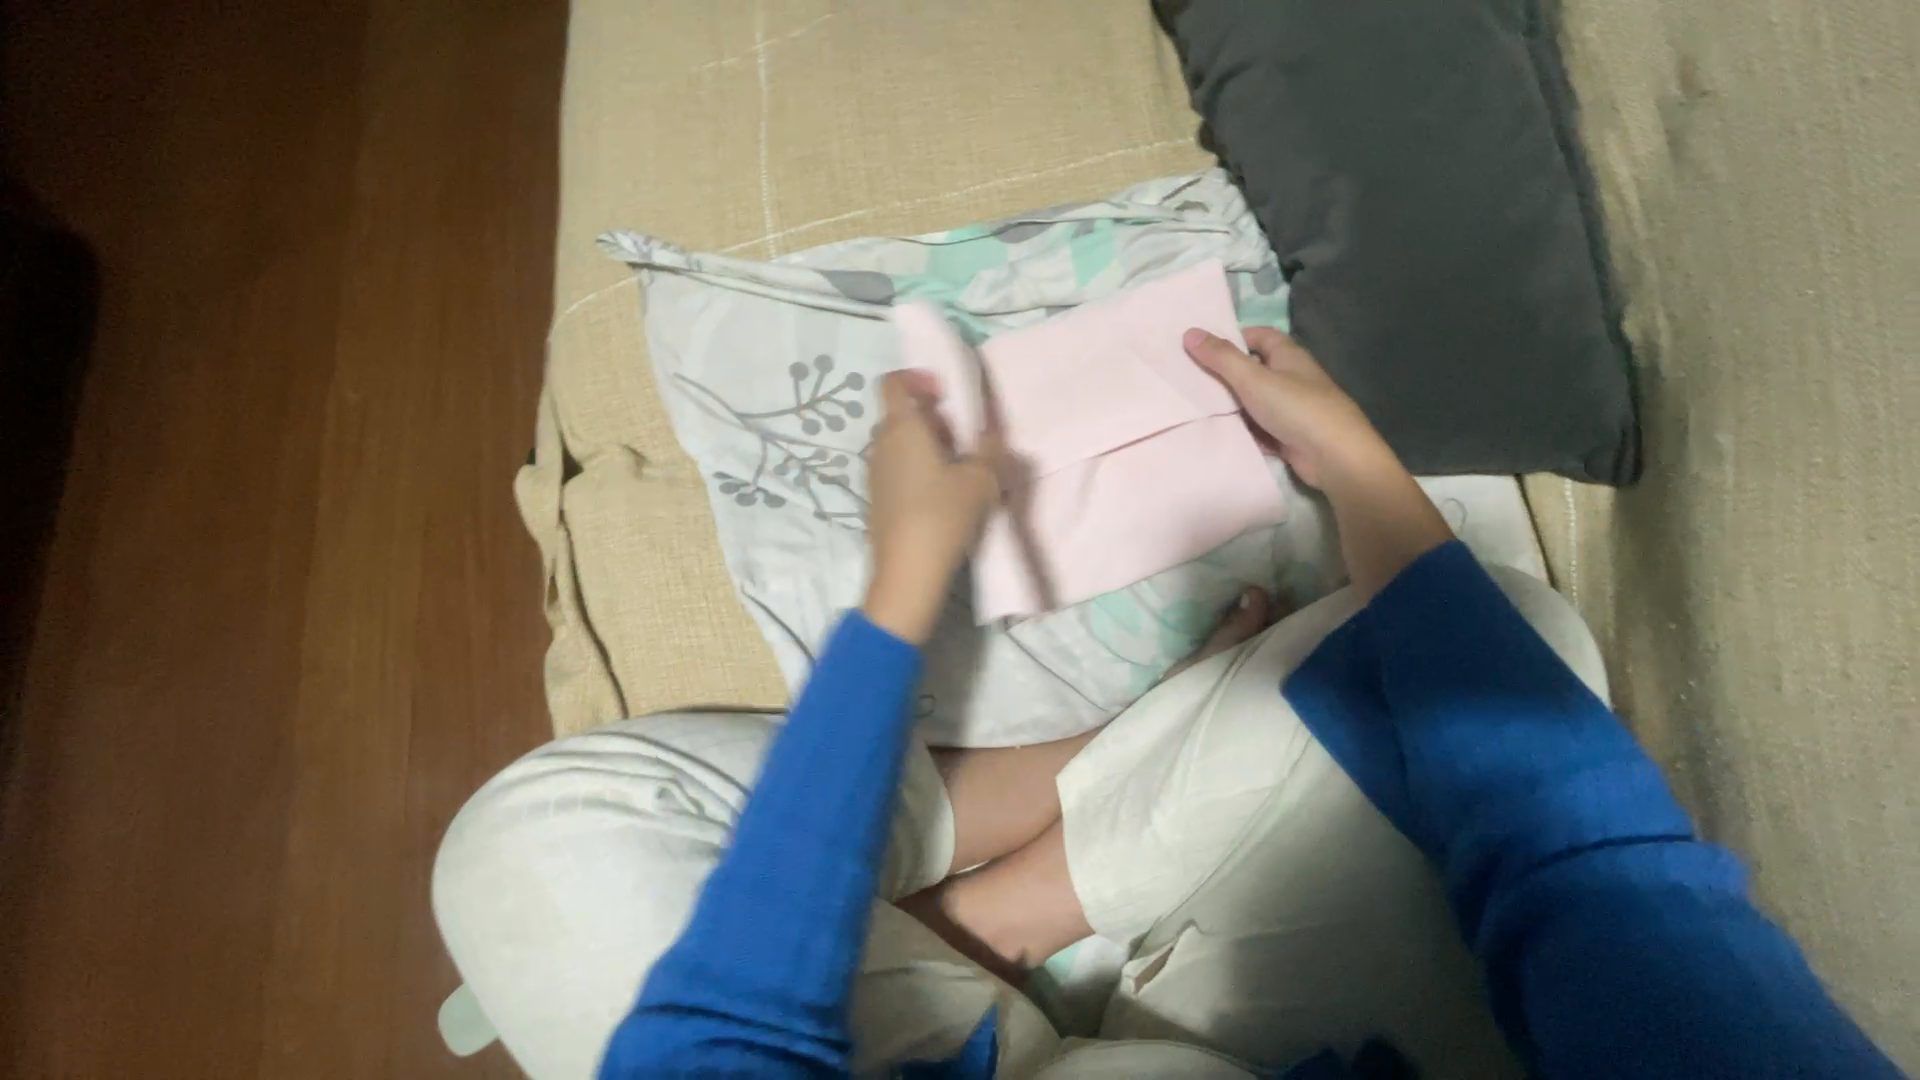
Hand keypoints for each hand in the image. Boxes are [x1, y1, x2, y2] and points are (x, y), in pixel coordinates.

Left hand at [862, 370, 1005, 643]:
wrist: (907, 572)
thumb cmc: (944, 515)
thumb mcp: (982, 479)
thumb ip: (990, 448)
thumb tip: (991, 433)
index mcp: (902, 427)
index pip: (894, 382)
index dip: (919, 379)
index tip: (947, 396)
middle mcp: (880, 444)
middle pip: (901, 414)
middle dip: (932, 419)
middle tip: (963, 441)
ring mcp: (874, 473)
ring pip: (900, 444)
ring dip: (926, 447)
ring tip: (956, 472)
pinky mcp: (876, 499)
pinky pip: (896, 469)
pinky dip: (917, 471)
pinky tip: (940, 498)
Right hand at [1184, 328, 1451, 596]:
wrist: (1334, 456)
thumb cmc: (1296, 408)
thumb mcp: (1253, 379)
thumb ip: (1221, 358)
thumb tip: (1189, 332)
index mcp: (1289, 356)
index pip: (1259, 336)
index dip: (1233, 338)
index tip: (1203, 349)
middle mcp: (1291, 377)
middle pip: (1253, 369)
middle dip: (1225, 374)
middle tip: (1190, 378)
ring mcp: (1290, 407)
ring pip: (1253, 400)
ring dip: (1231, 404)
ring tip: (1195, 405)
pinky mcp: (1287, 434)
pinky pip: (1257, 426)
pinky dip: (1241, 428)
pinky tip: (1218, 431)